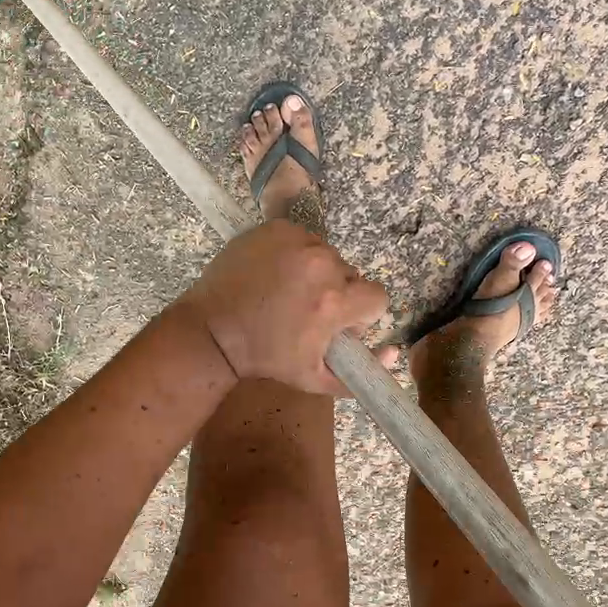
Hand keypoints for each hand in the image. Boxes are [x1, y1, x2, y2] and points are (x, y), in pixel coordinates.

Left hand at [173, 220, 391, 395]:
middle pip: (349, 275)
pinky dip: (293, 253)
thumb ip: (363, 369)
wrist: (212, 329)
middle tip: (306, 309)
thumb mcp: (315, 378)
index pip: (377, 296)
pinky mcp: (275, 228)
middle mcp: (321, 264)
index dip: (361, 312)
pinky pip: (301, 238)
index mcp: (334, 301)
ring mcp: (296, 241)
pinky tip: (274, 273)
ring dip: (315, 270)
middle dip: (335, 291)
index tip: (339, 321)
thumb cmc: (265, 357)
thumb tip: (395, 350)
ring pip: (325, 255)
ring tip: (286, 290)